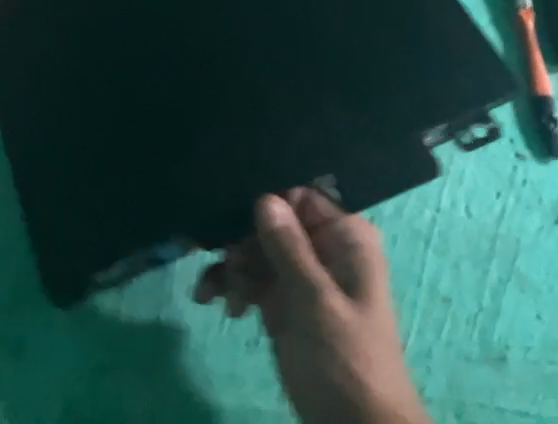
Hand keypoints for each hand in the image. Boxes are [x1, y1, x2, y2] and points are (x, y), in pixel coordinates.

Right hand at [194, 190, 430, 423]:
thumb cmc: (347, 359)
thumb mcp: (317, 302)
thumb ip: (290, 249)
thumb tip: (265, 197)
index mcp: (345, 238)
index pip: (299, 198)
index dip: (266, 203)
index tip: (232, 215)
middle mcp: (323, 249)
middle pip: (271, 223)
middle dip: (240, 241)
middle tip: (216, 259)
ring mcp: (301, 278)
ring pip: (256, 251)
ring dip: (230, 267)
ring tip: (210, 293)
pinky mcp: (283, 304)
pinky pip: (252, 280)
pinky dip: (234, 289)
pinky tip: (224, 308)